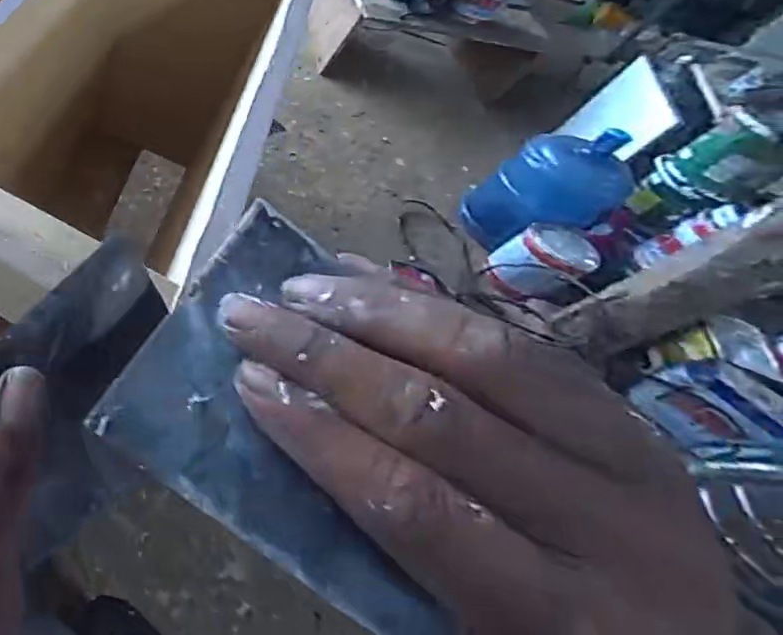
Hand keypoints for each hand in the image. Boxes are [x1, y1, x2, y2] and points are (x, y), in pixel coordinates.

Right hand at [220, 257, 745, 633]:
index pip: (413, 501)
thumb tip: (272, 406)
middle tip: (246, 316)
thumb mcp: (441, 613)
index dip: (317, 431)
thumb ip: (363, 520)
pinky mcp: (631, 418)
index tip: (247, 379)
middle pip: (440, 416)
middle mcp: (612, 535)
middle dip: (321, 355)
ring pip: (489, 358)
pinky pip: (516, 339)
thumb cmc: (514, 624)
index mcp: (555, 612)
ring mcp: (634, 465)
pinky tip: (362, 279)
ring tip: (297, 290)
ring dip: (374, 311)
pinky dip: (428, 302)